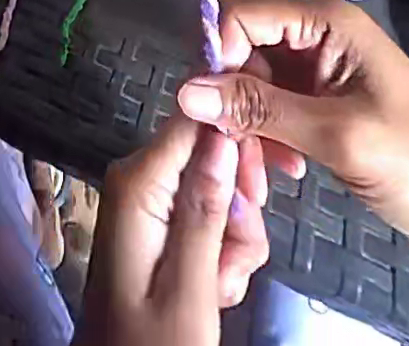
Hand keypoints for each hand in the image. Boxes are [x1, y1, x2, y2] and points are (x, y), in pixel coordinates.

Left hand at [76, 116, 270, 345]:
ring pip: (216, 190)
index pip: (195, 119)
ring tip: (222, 287)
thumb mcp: (188, 289)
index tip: (270, 175)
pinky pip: (203, 213)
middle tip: (239, 260)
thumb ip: (206, 209)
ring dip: (232, 239)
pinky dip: (219, 250)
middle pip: (210, 156)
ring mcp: (147, 198)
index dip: (237, 137)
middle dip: (237, 207)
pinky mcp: (156, 219)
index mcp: (139, 180)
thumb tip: (223, 133)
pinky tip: (214, 288)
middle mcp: (139, 176)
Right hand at [174, 0, 408, 264]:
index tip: (214, 110)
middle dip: (228, 93)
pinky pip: (264, 102)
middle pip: (238, 44)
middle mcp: (311, 31)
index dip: (219, 54)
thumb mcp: (340, 136)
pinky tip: (282, 166)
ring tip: (263, 171)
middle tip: (234, 148)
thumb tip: (186, 92)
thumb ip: (260, 110)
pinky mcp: (312, 94)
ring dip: (244, 121)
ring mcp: (312, 63)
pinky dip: (262, 132)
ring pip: (246, 77)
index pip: (241, 13)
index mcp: (323, 20)